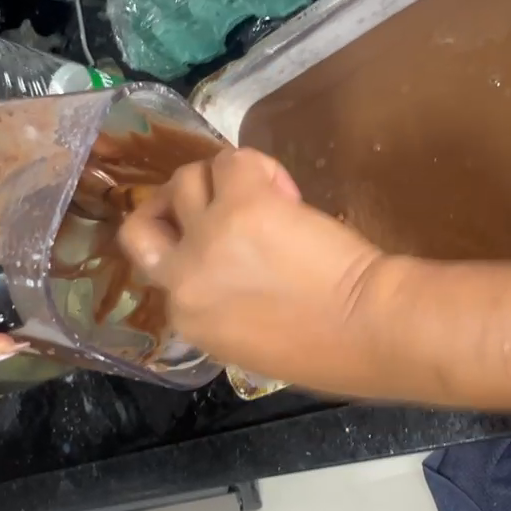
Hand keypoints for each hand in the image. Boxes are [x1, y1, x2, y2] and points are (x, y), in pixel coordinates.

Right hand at [116, 148, 399, 392]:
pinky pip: (232, 160)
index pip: (159, 268)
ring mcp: (208, 236)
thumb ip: (222, 308)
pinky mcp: (243, 204)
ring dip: (222, 182)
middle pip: (145, 222)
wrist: (366, 328)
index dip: (192, 249)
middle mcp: (182, 277)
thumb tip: (229, 274)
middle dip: (172, 207)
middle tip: (214, 205)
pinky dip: (258, 167)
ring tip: (269, 200)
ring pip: (187, 179)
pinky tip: (287, 192)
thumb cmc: (327, 349)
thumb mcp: (250, 344)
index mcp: (186, 318)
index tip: (229, 249)